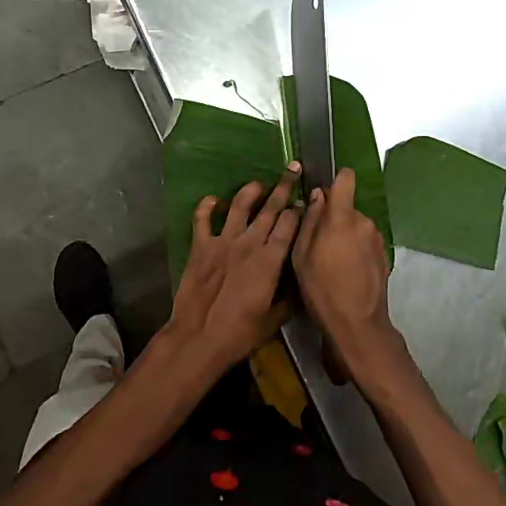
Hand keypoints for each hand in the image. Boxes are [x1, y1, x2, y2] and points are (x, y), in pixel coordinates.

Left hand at [162, 163, 302, 377]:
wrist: (200, 336)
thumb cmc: (240, 333)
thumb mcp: (273, 320)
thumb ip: (286, 299)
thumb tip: (298, 287)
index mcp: (269, 261)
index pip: (288, 226)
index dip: (298, 211)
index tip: (305, 200)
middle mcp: (248, 244)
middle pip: (269, 209)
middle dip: (283, 188)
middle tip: (292, 169)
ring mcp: (222, 241)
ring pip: (239, 206)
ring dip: (250, 191)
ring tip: (258, 184)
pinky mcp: (200, 245)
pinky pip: (202, 219)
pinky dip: (207, 206)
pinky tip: (213, 199)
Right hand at [293, 167, 399, 371]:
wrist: (357, 325)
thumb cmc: (321, 288)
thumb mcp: (301, 254)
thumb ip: (309, 220)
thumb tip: (317, 197)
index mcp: (341, 218)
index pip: (345, 180)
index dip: (336, 178)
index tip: (323, 189)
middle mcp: (364, 223)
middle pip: (346, 207)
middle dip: (332, 216)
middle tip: (316, 238)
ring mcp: (377, 240)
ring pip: (355, 225)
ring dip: (343, 234)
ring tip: (329, 258)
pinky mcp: (384, 256)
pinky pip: (364, 241)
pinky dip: (354, 248)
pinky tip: (344, 270)